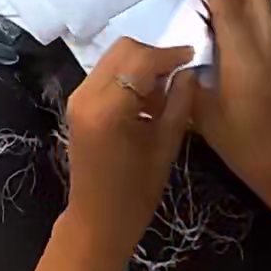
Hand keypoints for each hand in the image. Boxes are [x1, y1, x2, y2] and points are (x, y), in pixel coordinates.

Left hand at [59, 38, 196, 270]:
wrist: (97, 220)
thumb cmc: (136, 192)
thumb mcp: (166, 145)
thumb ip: (180, 102)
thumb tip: (190, 71)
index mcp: (108, 108)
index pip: (140, 60)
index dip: (169, 54)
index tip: (193, 54)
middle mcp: (86, 94)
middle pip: (123, 50)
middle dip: (153, 56)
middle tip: (178, 76)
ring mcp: (78, 97)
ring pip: (113, 58)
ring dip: (140, 66)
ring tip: (163, 95)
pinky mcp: (77, 102)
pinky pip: (106, 74)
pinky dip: (127, 77)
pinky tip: (145, 102)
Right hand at [187, 0, 270, 213]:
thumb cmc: (243, 145)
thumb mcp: (203, 113)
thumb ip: (190, 77)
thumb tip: (182, 55)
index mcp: (246, 58)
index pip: (227, 5)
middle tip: (204, 5)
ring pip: (263, 16)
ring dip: (238, 13)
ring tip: (211, 38)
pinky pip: (267, 38)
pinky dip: (247, 36)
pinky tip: (230, 65)